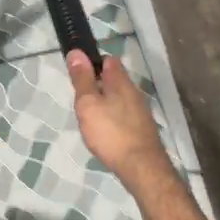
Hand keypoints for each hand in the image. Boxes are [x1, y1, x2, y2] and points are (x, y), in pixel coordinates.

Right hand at [66, 50, 171, 189]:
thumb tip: (76, 52)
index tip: (78, 75)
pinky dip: (113, 119)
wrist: (142, 168)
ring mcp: (141, 111)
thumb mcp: (88, 103)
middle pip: (114, 80)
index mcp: (121, 81)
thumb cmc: (111, 132)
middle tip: (81, 101)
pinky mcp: (142, 129)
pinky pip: (124, 115)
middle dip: (97, 86)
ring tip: (90, 119)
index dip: (93, 63)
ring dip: (105, 104)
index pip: (108, 60)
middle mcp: (134, 92)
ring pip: (119, 99)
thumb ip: (82, 79)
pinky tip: (105, 133)